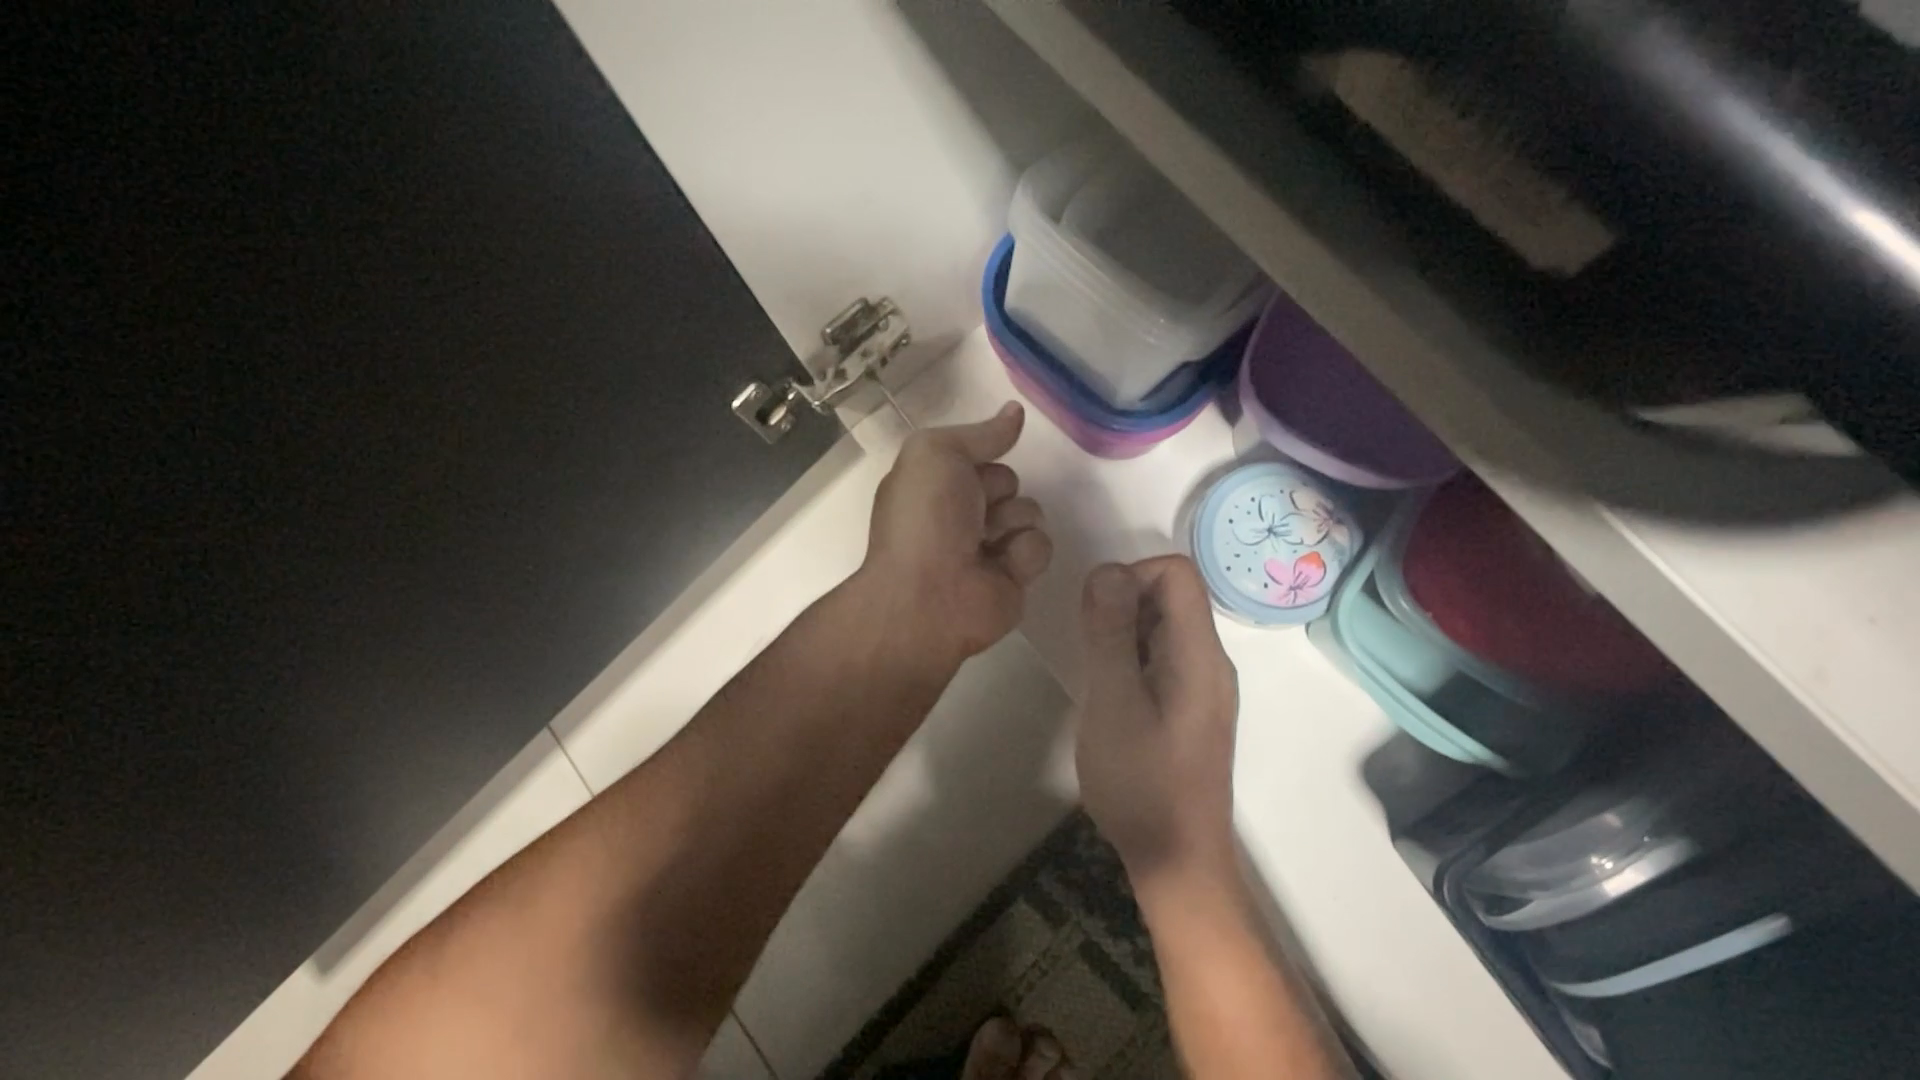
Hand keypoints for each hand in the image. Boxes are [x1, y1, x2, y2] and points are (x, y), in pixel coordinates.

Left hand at [857, 402, 1052, 671]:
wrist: (928, 596)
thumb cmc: (924, 519)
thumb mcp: (936, 453)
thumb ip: (980, 433)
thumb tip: (1015, 411)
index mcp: (937, 485)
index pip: (981, 456)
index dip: (980, 460)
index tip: (966, 472)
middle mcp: (962, 514)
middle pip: (1009, 482)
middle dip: (998, 491)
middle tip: (974, 513)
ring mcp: (991, 547)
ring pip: (1031, 512)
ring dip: (1011, 522)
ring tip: (984, 544)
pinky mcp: (1016, 577)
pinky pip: (1040, 547)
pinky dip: (1022, 554)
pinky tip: (999, 568)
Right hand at [1076, 556, 1239, 899]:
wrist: (1177, 860)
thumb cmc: (1141, 783)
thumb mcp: (1113, 703)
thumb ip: (1110, 634)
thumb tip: (1107, 569)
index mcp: (1200, 655)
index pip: (1178, 573)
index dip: (1131, 575)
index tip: (1095, 614)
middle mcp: (1211, 663)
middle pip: (1172, 596)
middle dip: (1122, 604)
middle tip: (1089, 650)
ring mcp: (1203, 687)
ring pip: (1163, 628)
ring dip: (1123, 633)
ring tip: (1096, 676)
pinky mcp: (1190, 708)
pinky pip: (1162, 658)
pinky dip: (1131, 658)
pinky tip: (1110, 695)